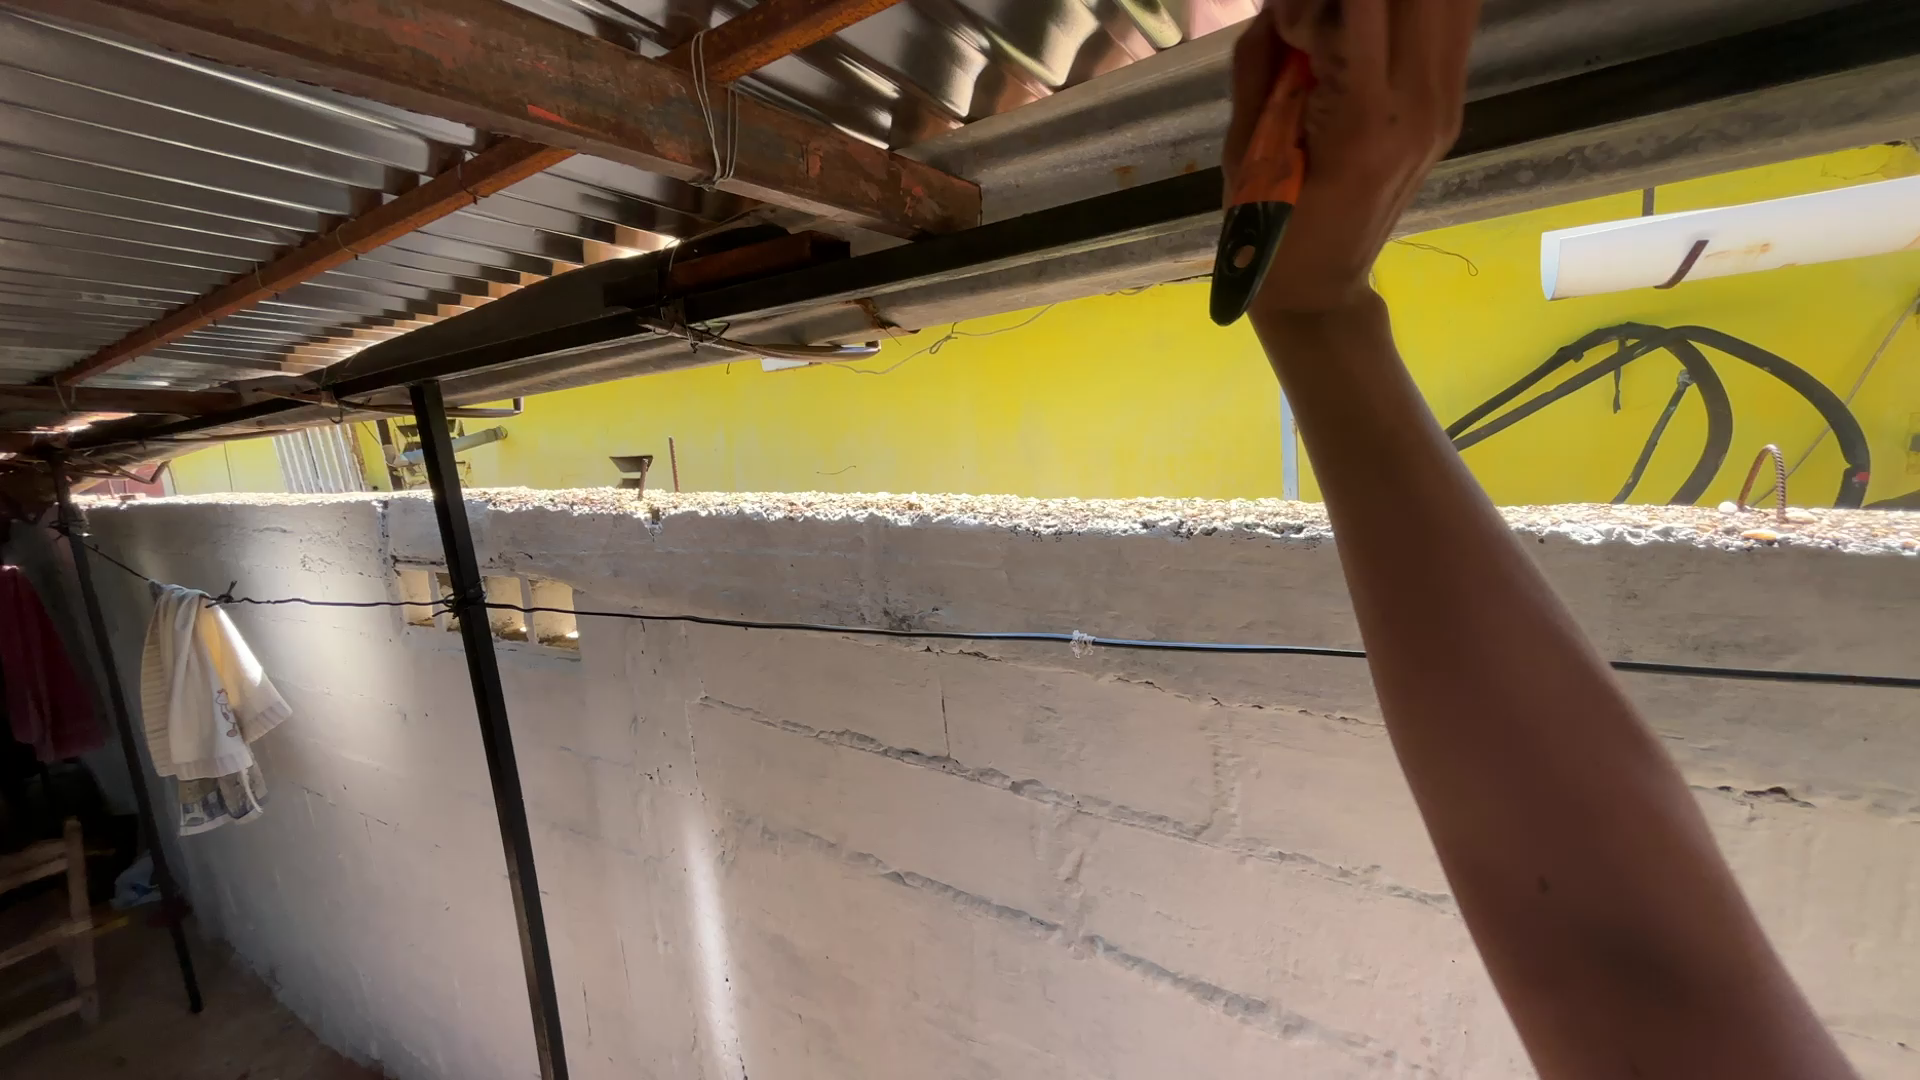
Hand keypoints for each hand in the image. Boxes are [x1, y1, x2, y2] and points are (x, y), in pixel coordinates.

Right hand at [1225, 0, 1480, 315]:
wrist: (1318, 288)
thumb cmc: (1266, 234)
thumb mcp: (1242, 155)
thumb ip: (1259, 67)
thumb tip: (1279, 3)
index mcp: (1361, 123)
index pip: (1357, 5)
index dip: (1309, 1)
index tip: (1282, 17)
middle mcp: (1421, 104)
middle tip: (1313, 17)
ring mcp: (1446, 104)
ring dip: (1390, 1)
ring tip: (1343, 23)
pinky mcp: (1452, 105)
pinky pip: (1452, 19)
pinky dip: (1413, 8)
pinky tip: (1374, 26)